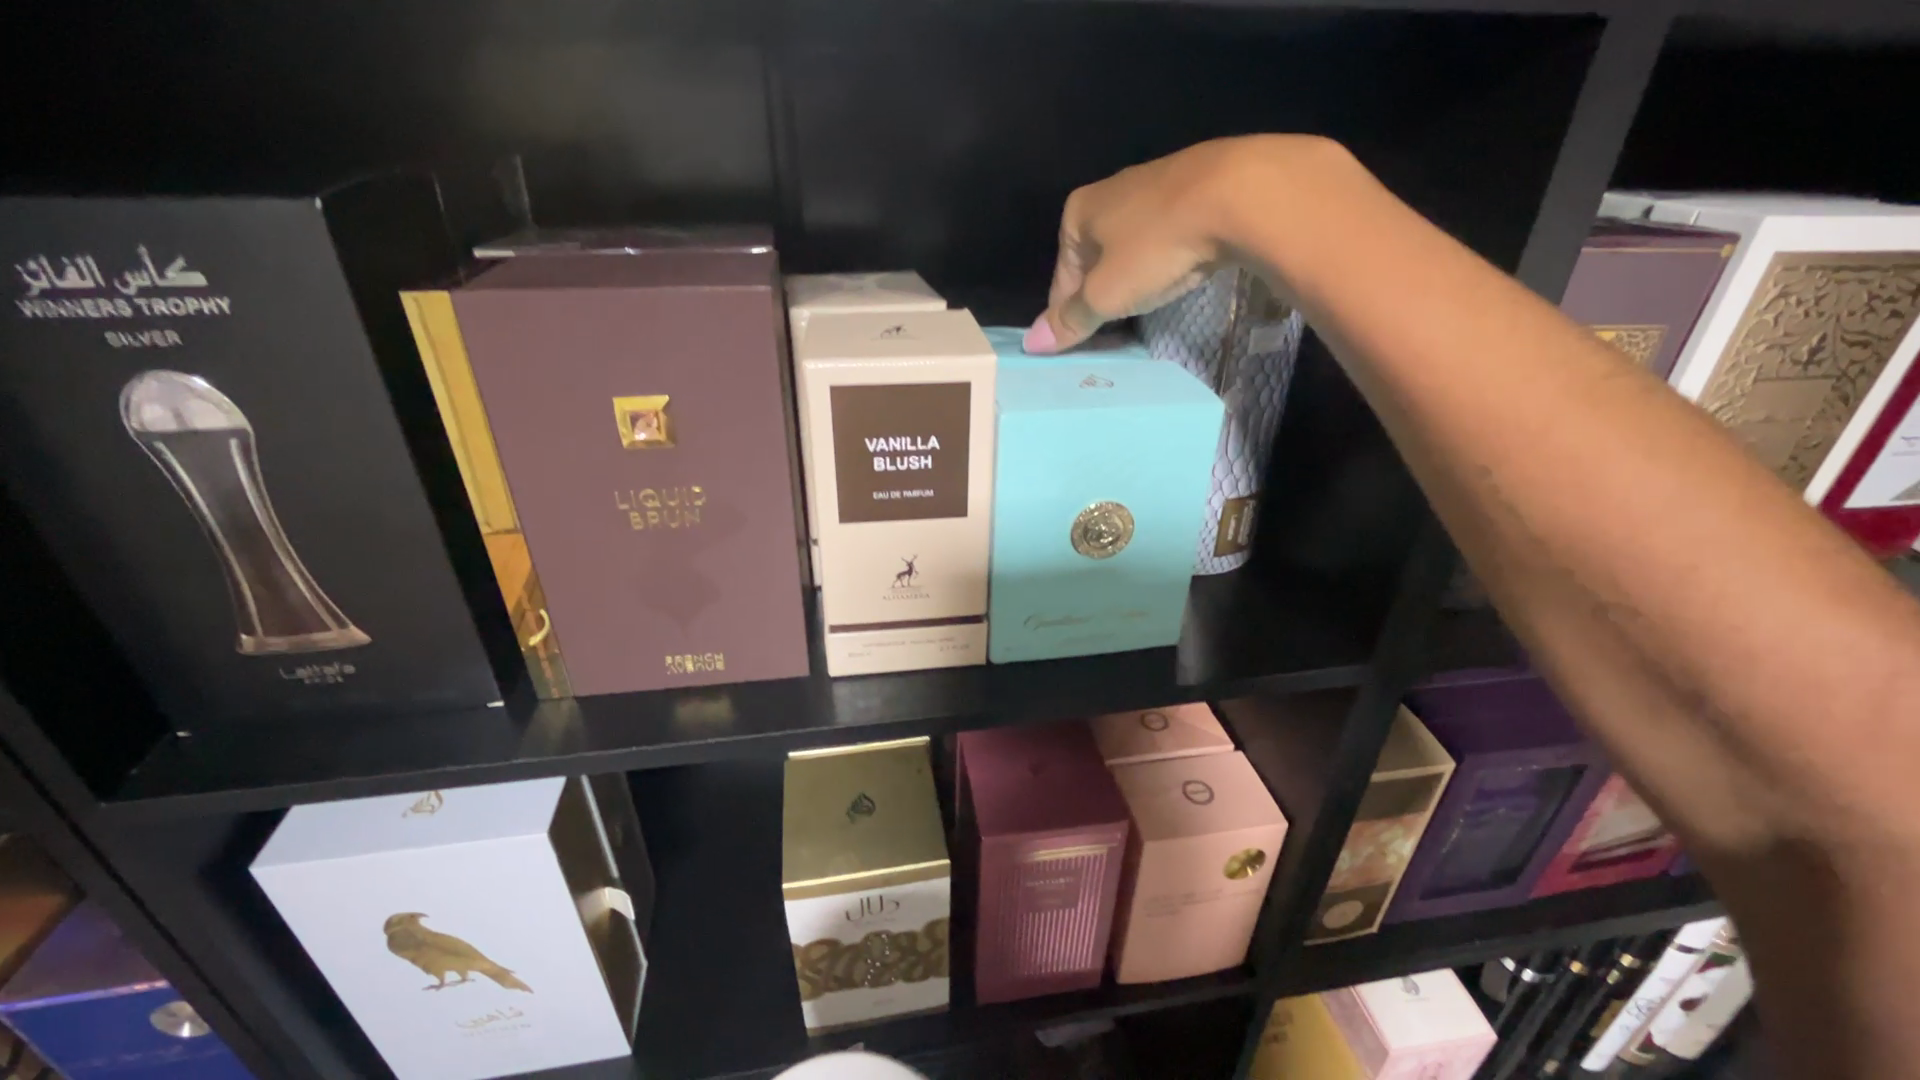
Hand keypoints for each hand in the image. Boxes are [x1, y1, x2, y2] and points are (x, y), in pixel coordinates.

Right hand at [1024, 135, 1341, 353]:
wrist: (1238, 195)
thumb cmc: (1155, 248)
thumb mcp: (1106, 294)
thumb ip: (1071, 319)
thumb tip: (1031, 343)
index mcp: (1078, 212)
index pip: (1061, 277)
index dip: (1068, 314)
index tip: (1081, 342)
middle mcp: (1110, 191)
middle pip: (1094, 258)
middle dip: (1102, 292)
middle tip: (1117, 327)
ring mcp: (1153, 183)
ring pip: (1131, 243)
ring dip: (1135, 273)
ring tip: (1150, 300)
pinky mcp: (1194, 185)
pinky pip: (1166, 231)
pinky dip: (1166, 255)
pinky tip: (1180, 269)